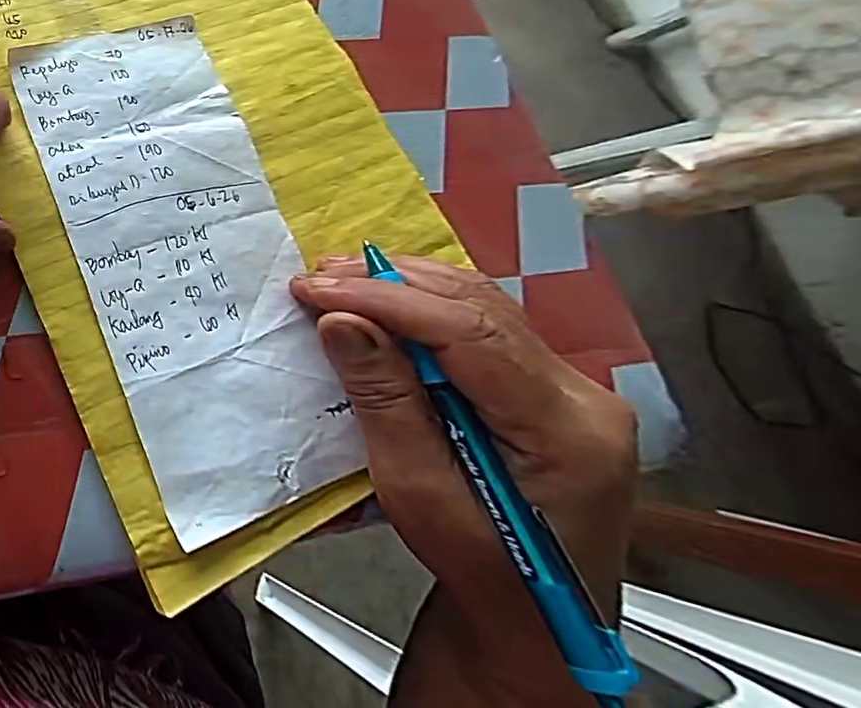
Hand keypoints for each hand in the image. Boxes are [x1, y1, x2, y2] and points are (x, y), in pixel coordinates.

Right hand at [289, 257, 636, 701]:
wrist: (534, 616)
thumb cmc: (477, 564)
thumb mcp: (416, 488)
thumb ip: (384, 400)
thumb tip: (341, 321)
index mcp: (564, 428)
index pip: (467, 331)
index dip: (382, 298)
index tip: (313, 289)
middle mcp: (580, 395)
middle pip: (477, 306)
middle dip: (388, 282)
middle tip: (316, 277)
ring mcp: (568, 388)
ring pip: (479, 305)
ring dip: (401, 287)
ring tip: (337, 281)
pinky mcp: (542, 388)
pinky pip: (478, 325)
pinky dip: (419, 306)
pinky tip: (380, 303)